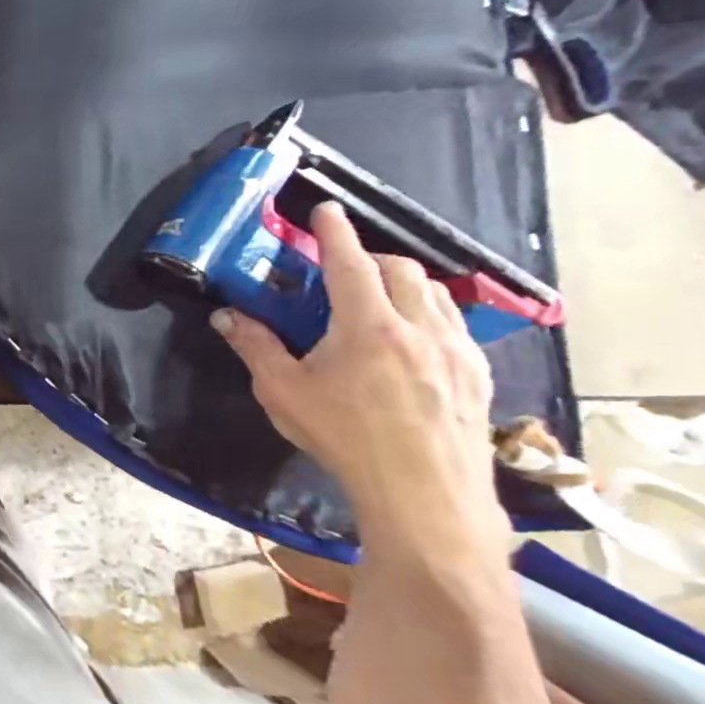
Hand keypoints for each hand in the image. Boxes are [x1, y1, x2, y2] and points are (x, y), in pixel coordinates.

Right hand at [211, 203, 507, 552]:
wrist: (425, 494)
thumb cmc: (345, 437)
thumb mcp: (284, 392)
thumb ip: (255, 347)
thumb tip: (226, 317)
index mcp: (368, 327)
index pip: (351, 263)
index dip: (335, 232)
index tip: (327, 209)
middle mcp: (419, 327)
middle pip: (401, 269)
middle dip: (371, 258)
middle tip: (343, 271)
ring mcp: (456, 349)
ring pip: (435, 293)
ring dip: (403, 284)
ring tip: (377, 302)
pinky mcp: (477, 373)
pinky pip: (455, 324)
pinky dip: (429, 314)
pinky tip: (411, 341)